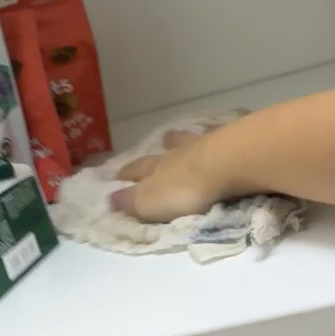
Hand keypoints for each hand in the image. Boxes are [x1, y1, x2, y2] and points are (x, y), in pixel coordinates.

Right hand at [109, 128, 228, 222]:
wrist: (223, 165)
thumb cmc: (184, 189)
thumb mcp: (150, 203)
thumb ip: (130, 201)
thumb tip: (108, 199)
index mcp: (156, 169)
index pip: (137, 170)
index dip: (127, 173)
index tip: (118, 173)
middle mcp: (176, 154)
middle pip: (162, 152)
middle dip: (154, 152)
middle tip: (151, 147)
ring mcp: (201, 145)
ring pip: (186, 140)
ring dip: (180, 139)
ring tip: (175, 137)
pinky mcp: (225, 142)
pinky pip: (215, 136)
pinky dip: (212, 135)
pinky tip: (215, 133)